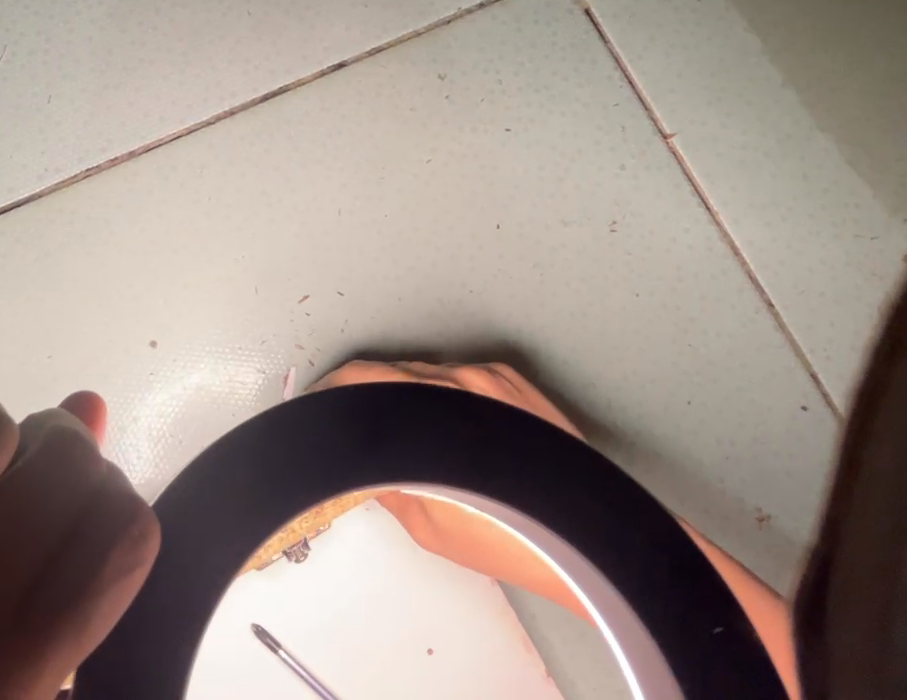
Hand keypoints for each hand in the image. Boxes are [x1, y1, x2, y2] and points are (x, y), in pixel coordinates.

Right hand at [311, 361, 799, 697]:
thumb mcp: (430, 522)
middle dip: (352, 391)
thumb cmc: (516, 537)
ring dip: (389, 389)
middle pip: (384, 370)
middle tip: (334, 416)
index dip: (326, 395)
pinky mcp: (507, 377)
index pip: (361, 383)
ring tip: (378, 422)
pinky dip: (426, 390)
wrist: (595, 536)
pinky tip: (424, 418)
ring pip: (415, 369)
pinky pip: (449, 373)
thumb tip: (351, 460)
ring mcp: (488, 376)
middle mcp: (461, 381)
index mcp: (438, 411)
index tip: (310, 409)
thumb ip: (382, 480)